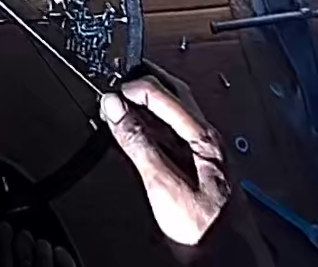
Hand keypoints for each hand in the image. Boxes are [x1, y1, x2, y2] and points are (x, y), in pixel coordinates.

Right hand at [99, 69, 230, 245]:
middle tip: (115, 82)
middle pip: (171, 92)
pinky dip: (152, 123)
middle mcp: (206, 138)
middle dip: (142, 82)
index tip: (107, 98)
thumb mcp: (164, 186)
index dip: (130, 88)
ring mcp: (204, 152)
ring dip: (147, 101)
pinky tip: (138, 131)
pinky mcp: (200, 167)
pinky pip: (173, 131)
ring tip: (121, 104)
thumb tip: (114, 106)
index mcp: (203, 136)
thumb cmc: (210, 236)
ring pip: (173, 109)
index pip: (160, 91)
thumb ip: (138, 143)